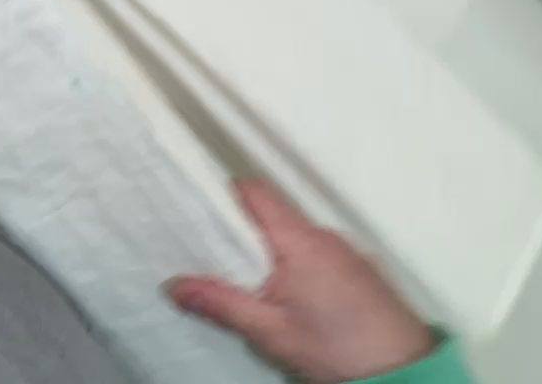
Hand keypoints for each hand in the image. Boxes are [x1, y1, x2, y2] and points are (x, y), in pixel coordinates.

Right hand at [167, 181, 435, 383]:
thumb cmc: (338, 350)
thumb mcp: (272, 333)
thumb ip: (221, 303)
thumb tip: (171, 284)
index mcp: (299, 240)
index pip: (255, 191)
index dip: (227, 193)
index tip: (204, 208)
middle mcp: (326, 236)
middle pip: (275, 215)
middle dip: (248, 231)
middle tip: (223, 254)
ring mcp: (353, 254)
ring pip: (300, 237)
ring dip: (278, 252)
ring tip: (262, 283)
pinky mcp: (370, 275)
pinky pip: (324, 255)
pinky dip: (306, 266)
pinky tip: (304, 299)